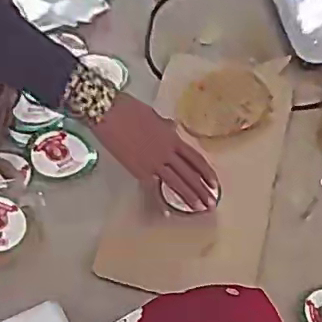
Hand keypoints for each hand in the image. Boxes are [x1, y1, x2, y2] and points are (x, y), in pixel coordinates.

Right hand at [90, 93, 220, 211]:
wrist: (107, 112)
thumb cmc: (128, 109)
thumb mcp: (154, 116)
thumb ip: (165, 126)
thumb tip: (170, 129)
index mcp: (173, 138)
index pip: (196, 159)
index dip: (207, 173)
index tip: (214, 183)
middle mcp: (167, 152)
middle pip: (190, 174)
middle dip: (203, 190)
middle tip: (211, 203)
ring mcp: (154, 163)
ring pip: (177, 183)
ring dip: (190, 197)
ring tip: (200, 208)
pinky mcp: (140, 171)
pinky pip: (154, 190)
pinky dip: (160, 202)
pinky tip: (167, 213)